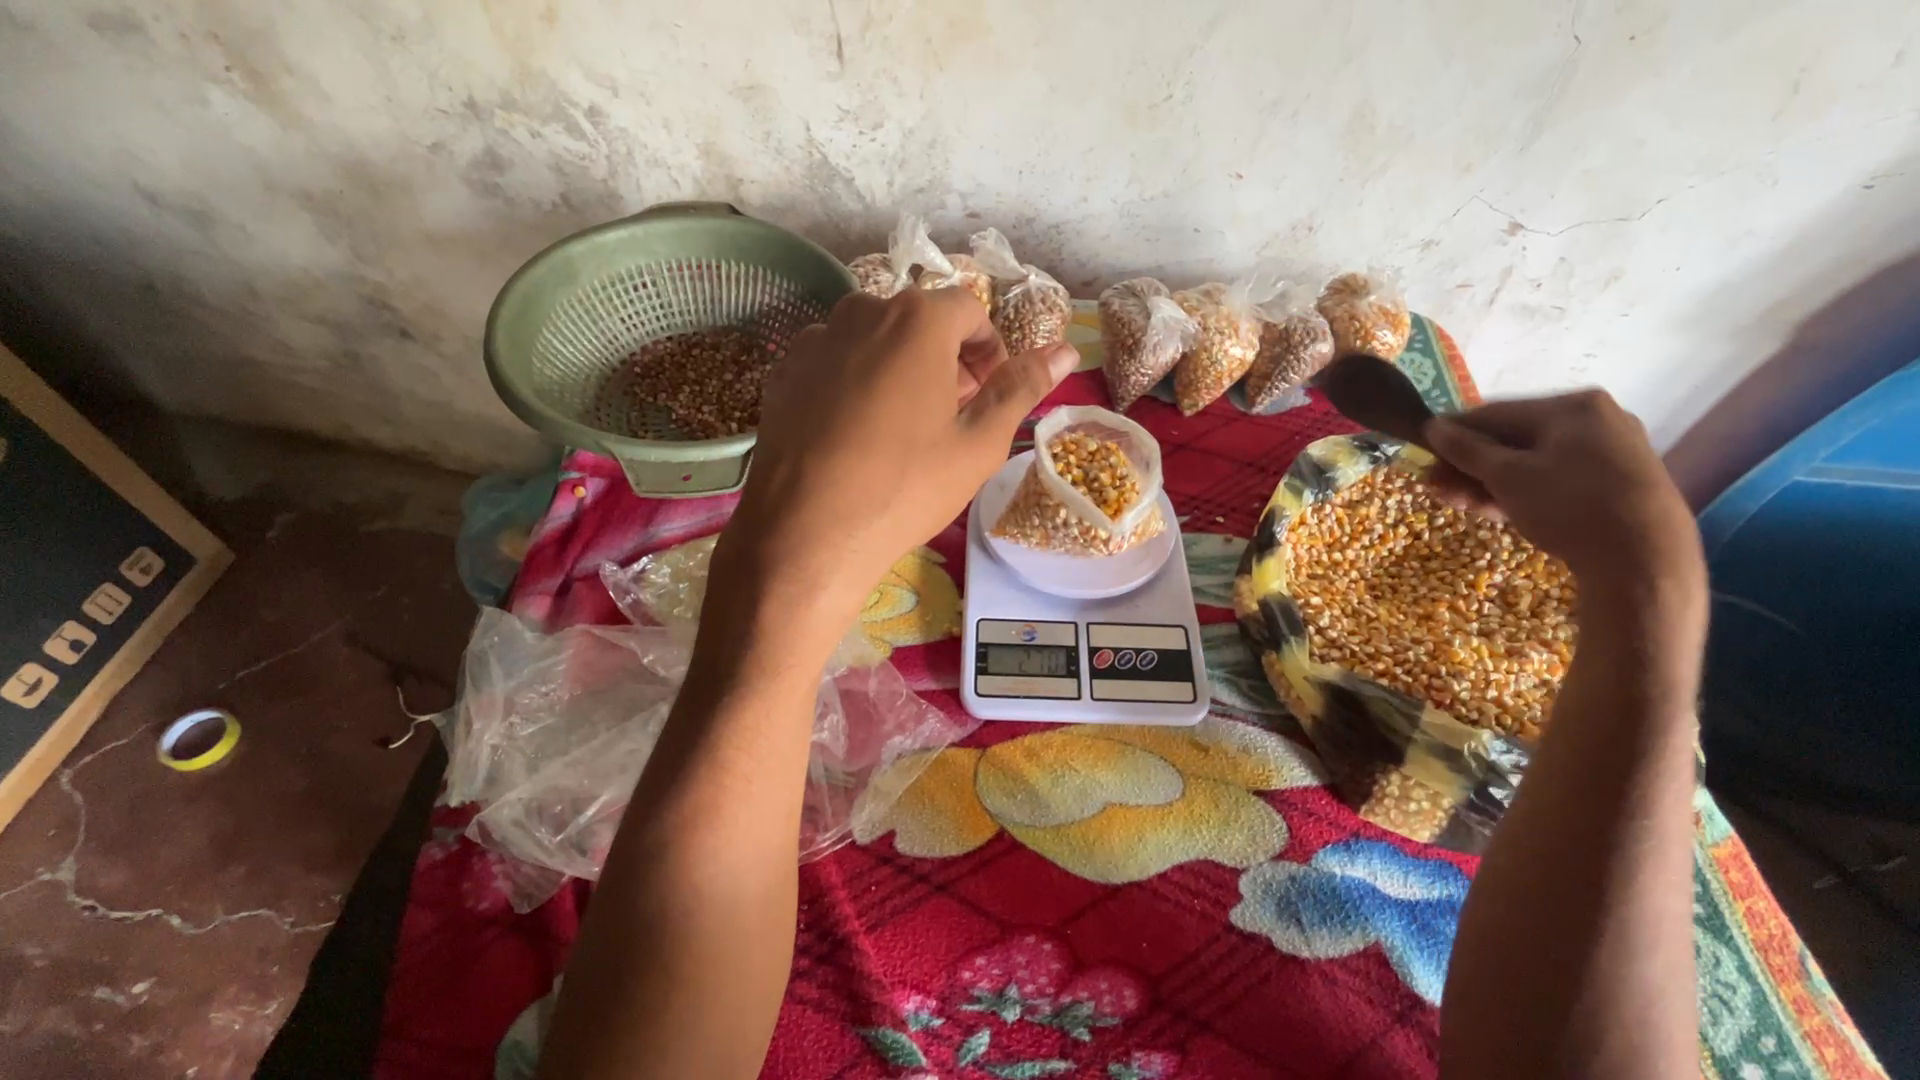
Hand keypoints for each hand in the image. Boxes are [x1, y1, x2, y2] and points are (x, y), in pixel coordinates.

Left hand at [716, 288, 1077, 618]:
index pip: (969, 309)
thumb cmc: (906, 486)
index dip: (990, 348)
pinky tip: (857, 433)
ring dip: (898, 366)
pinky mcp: (782, 373)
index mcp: (917, 320)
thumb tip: (1065, 350)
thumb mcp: (979, 443)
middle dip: (945, 357)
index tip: (990, 393)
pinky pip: (833, 362)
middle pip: (918, 320)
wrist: (807, 533)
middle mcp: (861, 311)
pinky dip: (854, 382)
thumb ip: (1021, 388)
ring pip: (872, 339)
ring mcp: (814, 341)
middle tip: (954, 414)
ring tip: (905, 425)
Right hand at [1421, 391, 1703, 592]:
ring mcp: (1610, 450)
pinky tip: (1499, 511)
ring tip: (1463, 505)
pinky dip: (1523, 491)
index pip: (1494, 413)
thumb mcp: (1507, 476)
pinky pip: (1556, 477)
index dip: (1453, 435)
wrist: (1645, 558)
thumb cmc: (1570, 505)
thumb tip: (1433, 426)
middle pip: (1513, 438)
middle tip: (1440, 491)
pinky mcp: (1616, 481)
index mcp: (1571, 406)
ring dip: (1492, 482)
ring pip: (1533, 461)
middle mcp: (1595, 419)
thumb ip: (1466, 449)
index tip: (1423, 457)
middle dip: (1471, 466)